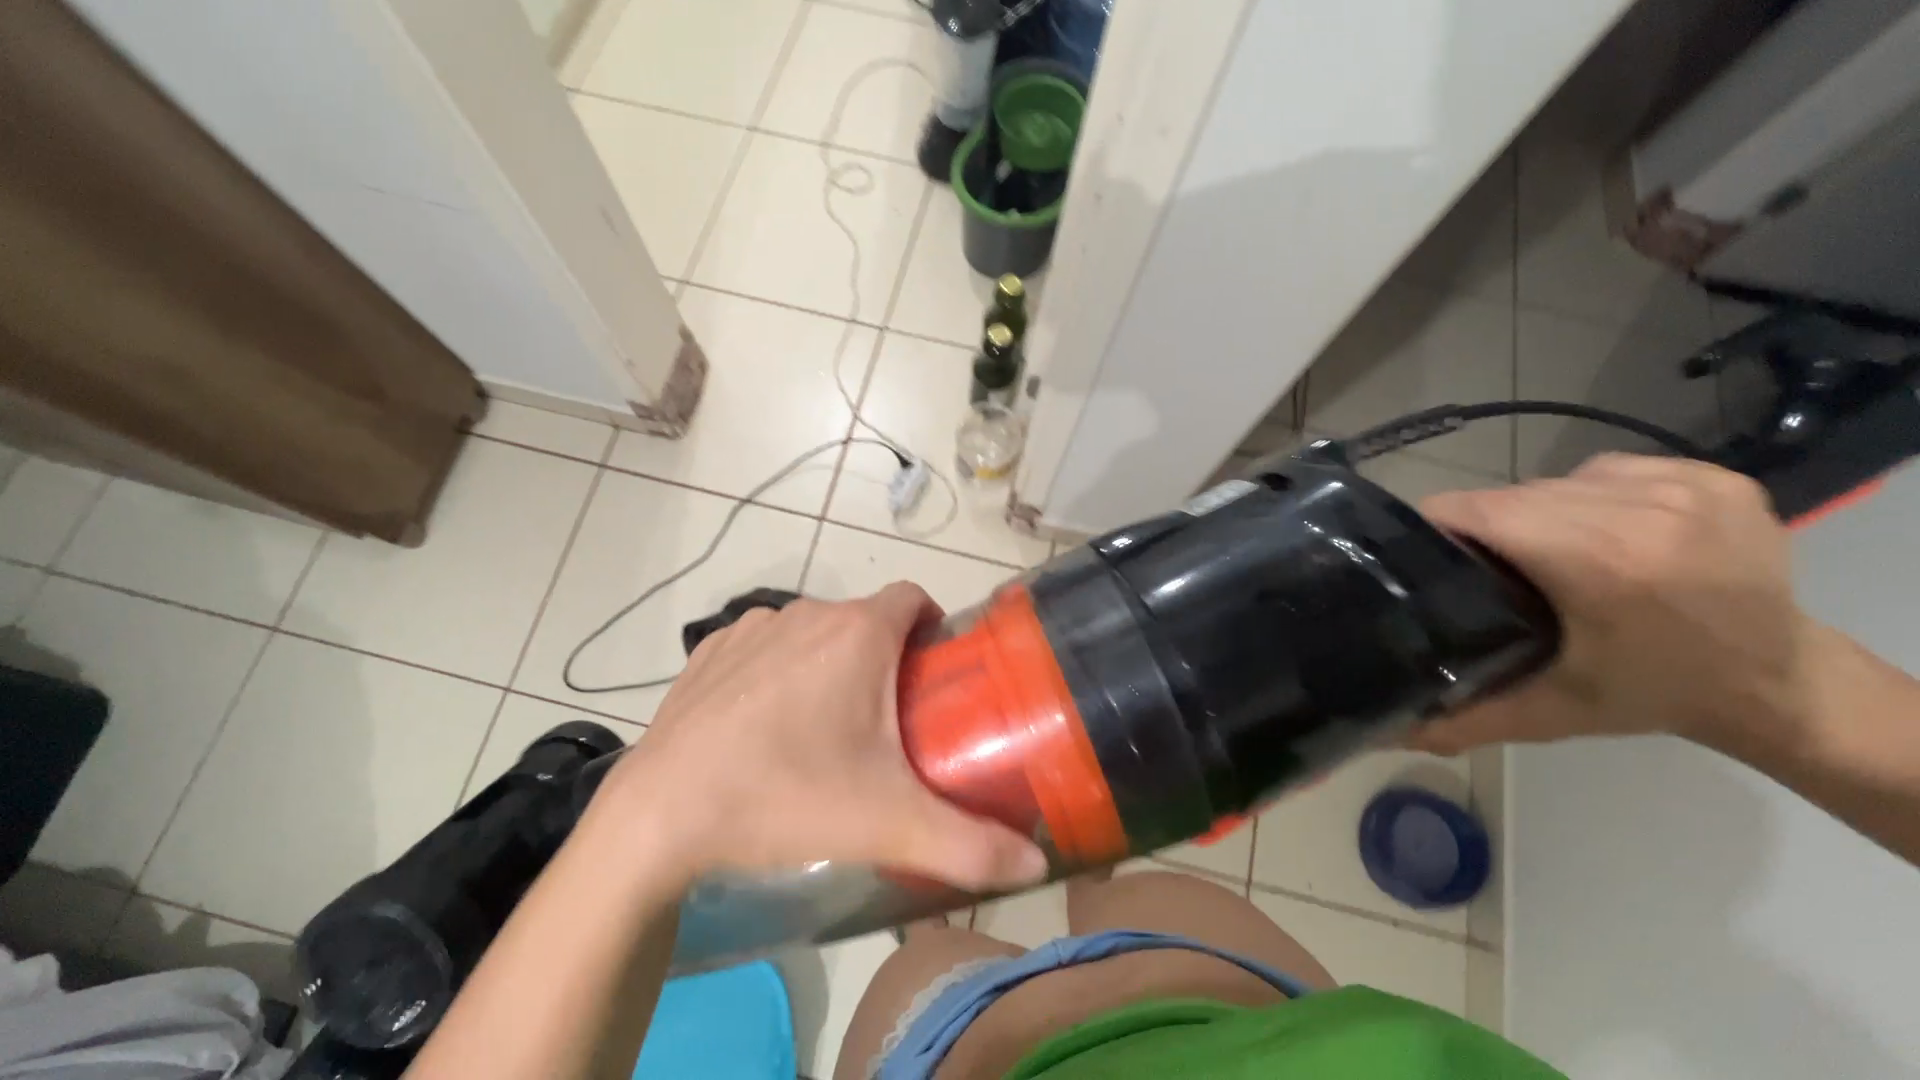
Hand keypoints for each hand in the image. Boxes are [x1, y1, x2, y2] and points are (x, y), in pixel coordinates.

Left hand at [585, 583, 1048, 893]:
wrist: (661, 814)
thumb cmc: (785, 798)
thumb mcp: (889, 825)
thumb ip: (971, 845)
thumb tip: (1037, 866)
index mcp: (859, 634)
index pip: (916, 599)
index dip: (936, 630)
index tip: (940, 679)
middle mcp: (806, 615)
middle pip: (867, 622)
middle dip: (887, 661)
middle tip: (892, 728)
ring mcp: (750, 629)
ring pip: (814, 635)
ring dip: (832, 666)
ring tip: (828, 733)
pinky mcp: (708, 652)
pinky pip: (764, 649)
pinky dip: (779, 673)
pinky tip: (767, 729)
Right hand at [1409, 454, 1815, 755]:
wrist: (1783, 684)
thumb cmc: (1655, 696)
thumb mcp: (1552, 712)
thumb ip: (1466, 718)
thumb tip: (1390, 731)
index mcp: (1601, 562)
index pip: (1477, 510)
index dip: (1439, 529)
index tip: (1429, 557)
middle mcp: (1643, 509)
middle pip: (1514, 494)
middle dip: (1489, 527)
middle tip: (1489, 571)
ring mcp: (1685, 485)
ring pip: (1558, 479)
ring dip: (1539, 511)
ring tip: (1549, 555)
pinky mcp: (1714, 475)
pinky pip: (1609, 471)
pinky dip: (1591, 497)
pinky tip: (1606, 534)